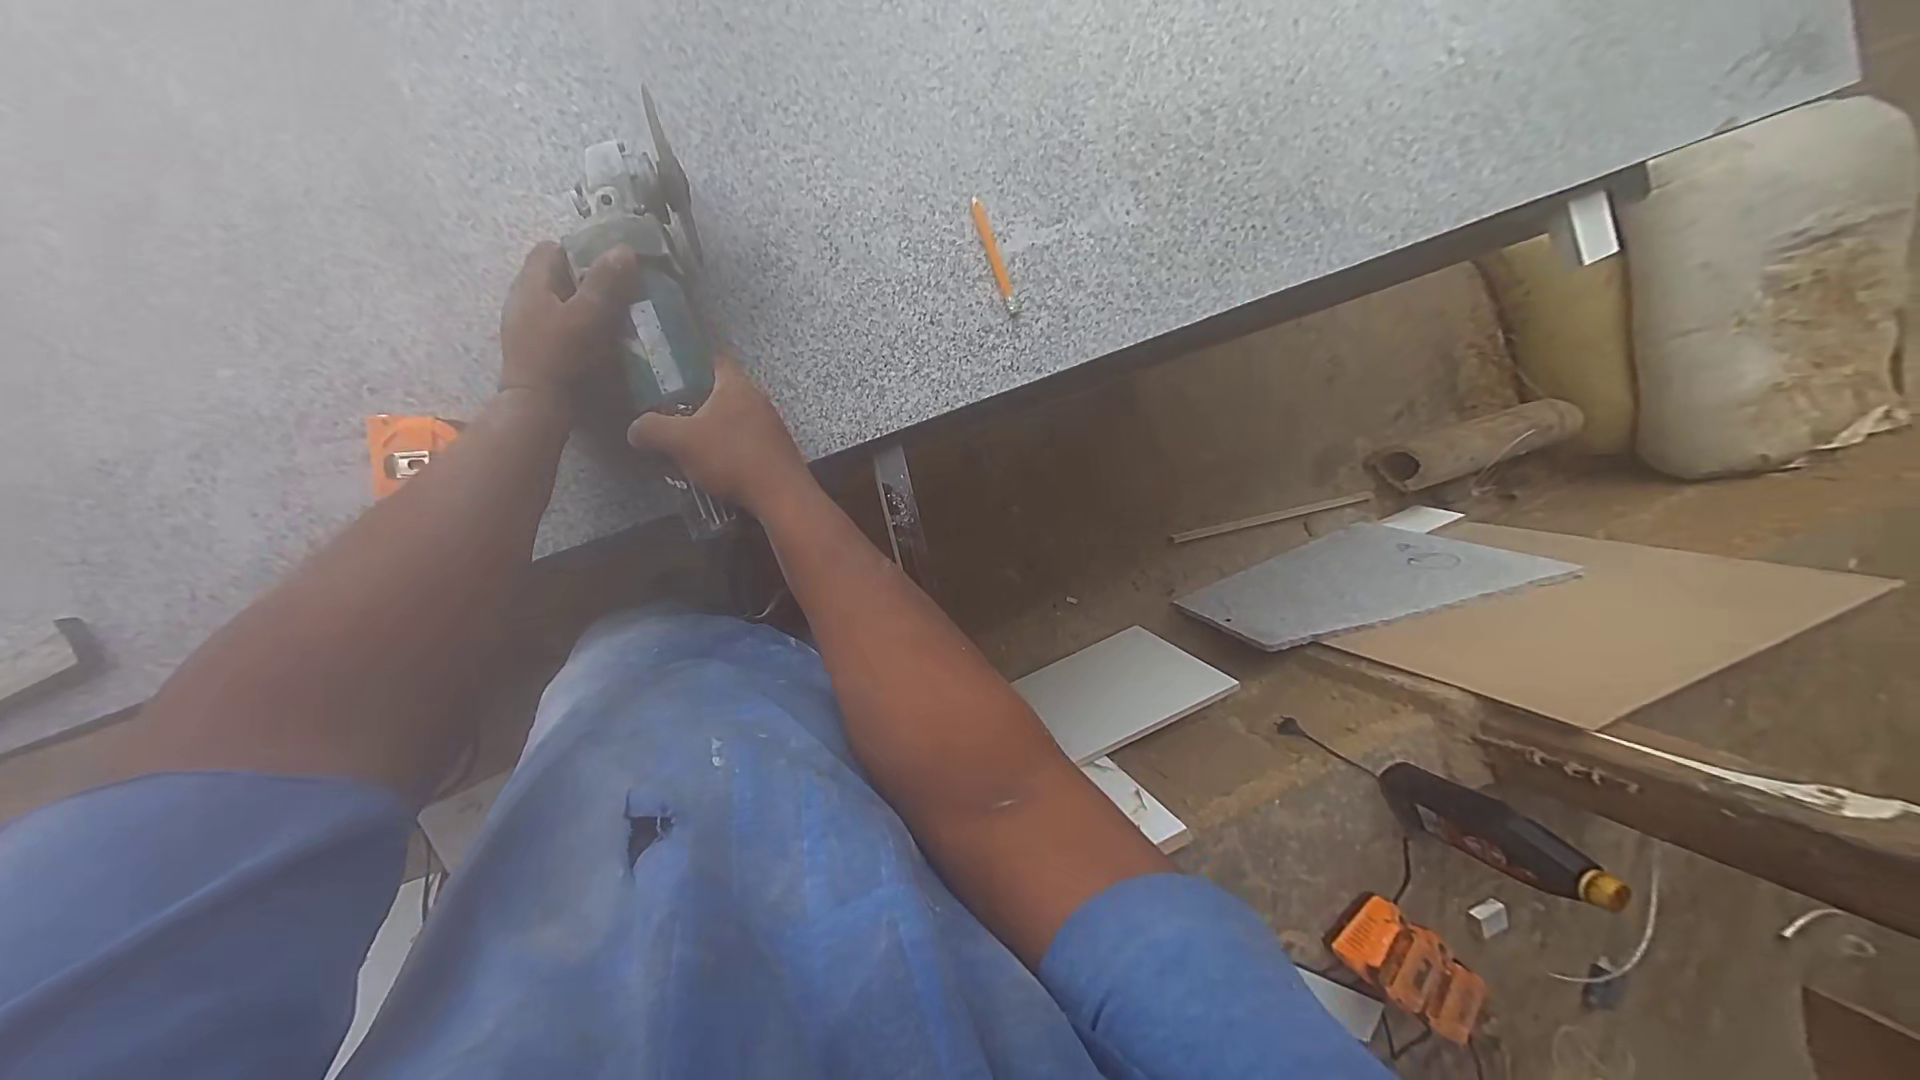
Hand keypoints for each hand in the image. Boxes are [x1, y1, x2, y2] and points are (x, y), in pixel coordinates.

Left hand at [499, 241, 639, 403]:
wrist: (537, 403)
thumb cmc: (561, 355)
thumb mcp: (588, 315)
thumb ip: (605, 283)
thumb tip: (624, 249)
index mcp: (532, 282)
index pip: (552, 249)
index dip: (581, 251)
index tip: (610, 266)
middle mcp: (522, 297)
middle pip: (556, 276)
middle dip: (586, 281)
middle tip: (619, 295)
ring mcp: (525, 324)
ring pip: (558, 302)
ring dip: (583, 306)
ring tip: (614, 320)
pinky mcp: (533, 347)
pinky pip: (558, 325)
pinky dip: (578, 327)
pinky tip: (597, 343)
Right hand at [627, 354, 812, 514]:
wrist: (781, 495)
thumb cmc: (731, 458)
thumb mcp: (681, 441)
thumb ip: (652, 430)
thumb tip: (635, 429)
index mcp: (736, 386)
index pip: (715, 360)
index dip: (693, 364)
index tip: (672, 376)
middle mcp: (759, 400)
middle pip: (724, 392)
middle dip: (699, 403)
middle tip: (674, 417)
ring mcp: (773, 427)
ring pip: (737, 420)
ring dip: (716, 430)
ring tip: (692, 447)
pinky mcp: (778, 452)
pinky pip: (749, 443)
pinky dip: (732, 450)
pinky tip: (718, 469)